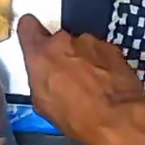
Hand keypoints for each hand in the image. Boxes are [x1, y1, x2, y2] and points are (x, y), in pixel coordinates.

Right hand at [16, 14, 144, 144]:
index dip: (30, 32)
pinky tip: (106, 83)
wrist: (116, 119)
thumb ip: (39, 79)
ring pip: (81, 47)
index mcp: (40, 55)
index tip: (34, 40)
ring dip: (83, 60)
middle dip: (61, 54)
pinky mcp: (112, 48)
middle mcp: (63, 42)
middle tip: (67, 77)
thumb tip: (45, 77)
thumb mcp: (42, 104)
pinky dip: (102, 64)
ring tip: (90, 84)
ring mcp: (90, 42)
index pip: (27, 26)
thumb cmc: (74, 117)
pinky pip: (101, 53)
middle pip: (57, 40)